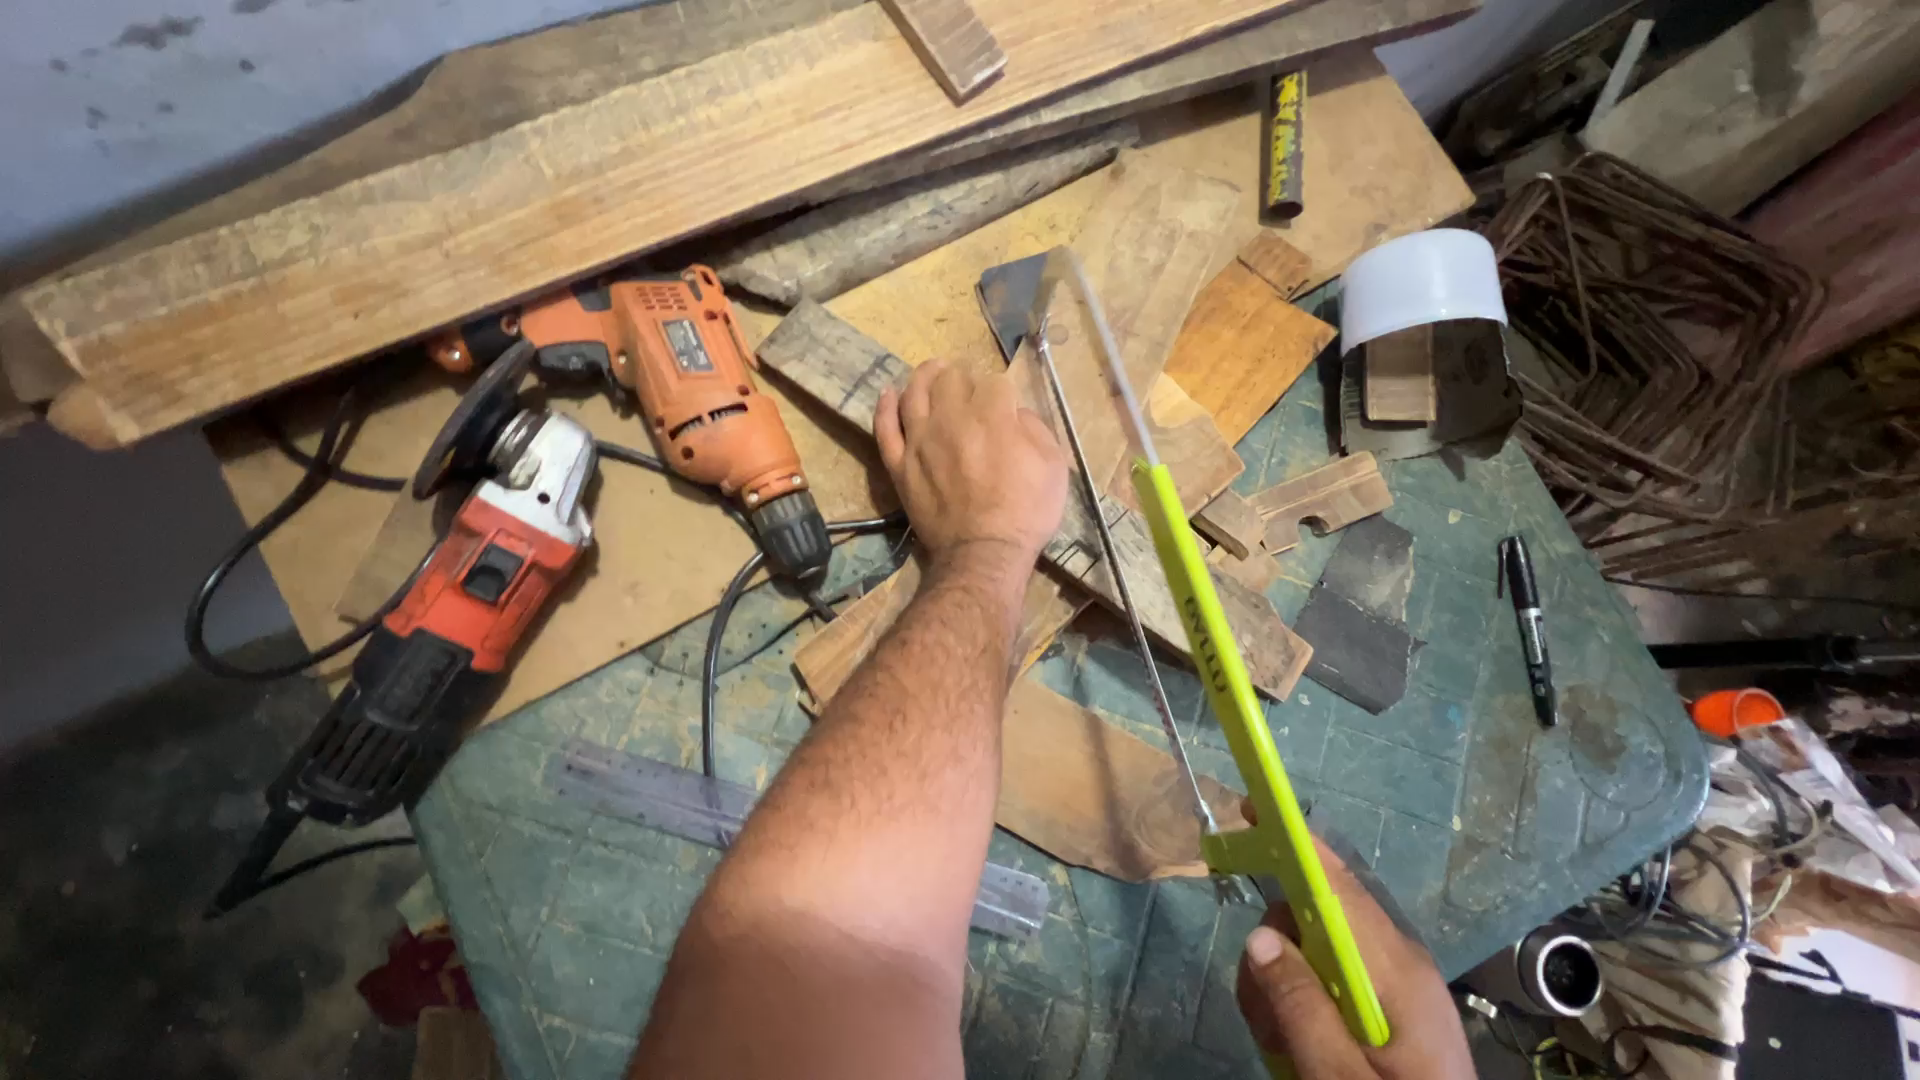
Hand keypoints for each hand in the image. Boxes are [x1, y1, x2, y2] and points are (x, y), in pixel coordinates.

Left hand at [874, 360, 1066, 570]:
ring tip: (933, 371)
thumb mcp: (1054, 467)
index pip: (993, 382)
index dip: (1001, 389)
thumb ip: (1036, 429)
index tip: (1005, 403)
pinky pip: (885, 428)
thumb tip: (1015, 414)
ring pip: (914, 393)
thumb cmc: (1026, 513)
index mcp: (992, 416)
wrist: (984, 554)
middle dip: (963, 376)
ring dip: (925, 376)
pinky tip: (889, 393)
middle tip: (969, 385)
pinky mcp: (899, 465)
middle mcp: (951, 419)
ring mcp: (920, 441)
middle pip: (951, 379)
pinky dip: (885, 407)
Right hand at [1237, 833, 1474, 1078]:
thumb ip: (1300, 1010)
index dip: (1296, 845)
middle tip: (1261, 1014)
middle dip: (1272, 950)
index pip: (1339, 888)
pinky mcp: (1383, 1003)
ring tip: (1281, 1044)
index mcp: (1397, 972)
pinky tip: (1295, 1044)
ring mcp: (1391, 983)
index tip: (1251, 814)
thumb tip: (1259, 936)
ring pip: (1307, 948)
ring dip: (1278, 986)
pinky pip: (1322, 975)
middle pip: (1312, 917)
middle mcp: (1397, 962)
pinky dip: (1295, 1000)